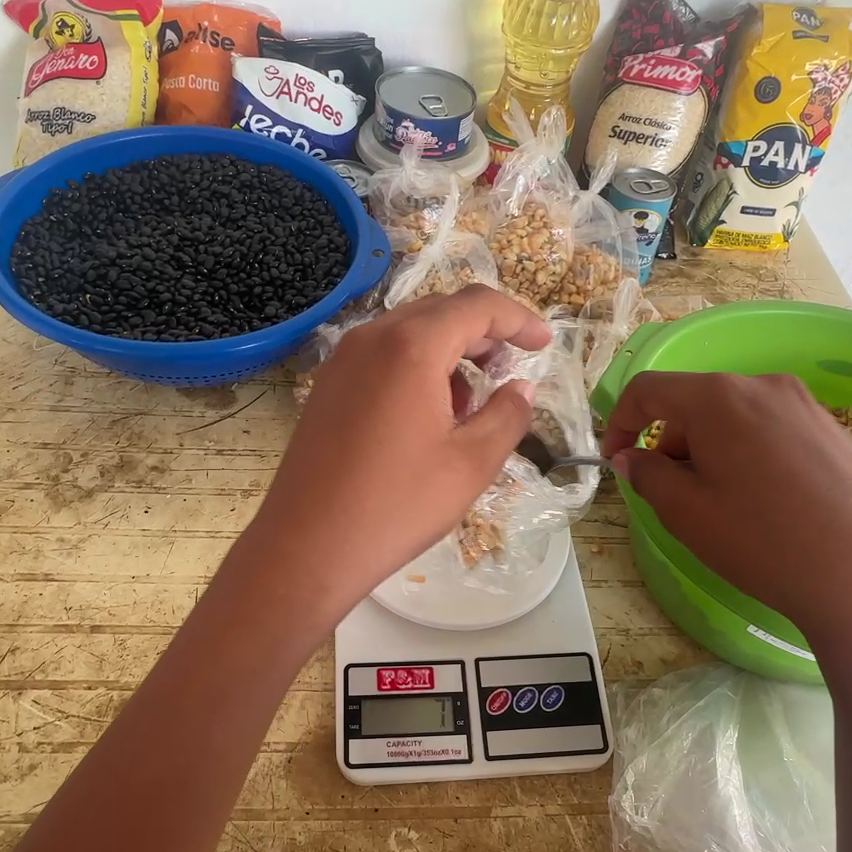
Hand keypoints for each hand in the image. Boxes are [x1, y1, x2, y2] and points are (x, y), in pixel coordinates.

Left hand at [242, 286, 549, 617]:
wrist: (307, 546)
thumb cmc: (396, 505)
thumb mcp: (470, 463)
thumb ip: (507, 415)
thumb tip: (521, 389)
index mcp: (411, 346)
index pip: (477, 305)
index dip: (518, 318)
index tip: (544, 342)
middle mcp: (371, 339)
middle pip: (440, 312)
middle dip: (482, 335)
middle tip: (508, 372)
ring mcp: (341, 361)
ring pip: (408, 334)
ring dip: (448, 355)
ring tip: (467, 408)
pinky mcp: (326, 388)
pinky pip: (381, 358)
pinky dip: (415, 370)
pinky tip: (426, 419)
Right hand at [603, 371, 851, 647]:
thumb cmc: (761, 540)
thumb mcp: (686, 512)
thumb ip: (647, 476)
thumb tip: (632, 458)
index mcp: (718, 397)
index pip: (648, 389)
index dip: (619, 422)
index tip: (614, 461)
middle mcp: (763, 386)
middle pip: (695, 401)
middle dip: (668, 441)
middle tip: (668, 493)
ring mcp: (806, 407)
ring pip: (735, 417)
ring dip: (709, 450)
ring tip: (718, 504)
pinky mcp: (835, 432)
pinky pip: (771, 431)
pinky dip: (748, 455)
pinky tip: (763, 505)